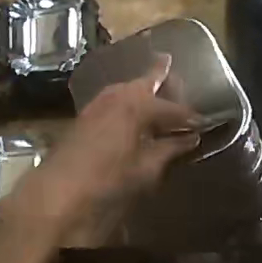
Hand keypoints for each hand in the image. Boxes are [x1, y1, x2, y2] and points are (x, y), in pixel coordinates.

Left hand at [2, 56, 201, 239]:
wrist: (58, 191)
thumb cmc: (108, 180)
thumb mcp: (146, 168)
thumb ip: (170, 149)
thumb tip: (190, 138)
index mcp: (137, 104)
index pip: (172, 108)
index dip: (189, 117)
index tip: (203, 123)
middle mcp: (118, 95)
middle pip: (146, 83)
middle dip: (162, 79)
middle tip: (174, 71)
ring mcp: (98, 103)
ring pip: (128, 90)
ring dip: (143, 91)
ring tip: (158, 93)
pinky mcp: (85, 115)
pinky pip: (115, 100)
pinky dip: (128, 102)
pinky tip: (134, 114)